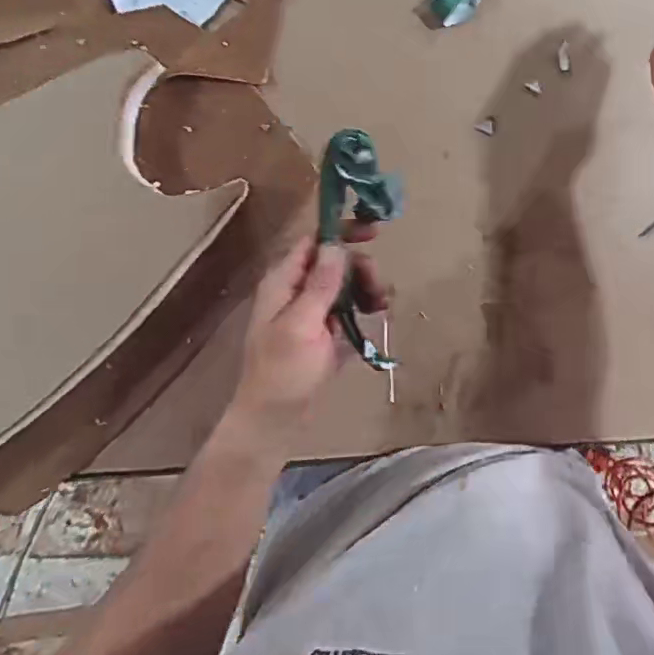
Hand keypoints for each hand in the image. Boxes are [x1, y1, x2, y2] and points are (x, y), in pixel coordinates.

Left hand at [228, 225, 387, 434]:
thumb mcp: (302, 325)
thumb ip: (320, 284)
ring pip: (344, 284)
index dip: (342, 232)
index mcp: (283, 282)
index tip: (375, 232)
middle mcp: (296, 291)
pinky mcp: (323, 333)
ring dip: (366, 288)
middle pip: (334, 262)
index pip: (313, 241)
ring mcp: (310, 313)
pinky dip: (363, 308)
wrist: (273, 422)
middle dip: (360, 268)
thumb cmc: (283, 373)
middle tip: (378, 289)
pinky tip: (376, 316)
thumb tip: (337, 245)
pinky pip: (347, 309)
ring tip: (381, 307)